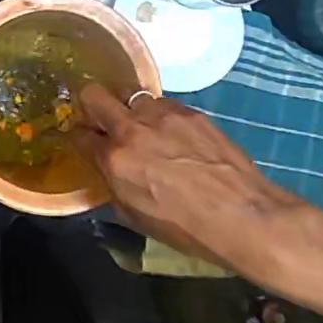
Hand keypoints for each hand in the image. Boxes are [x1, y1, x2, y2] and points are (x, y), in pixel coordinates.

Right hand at [77, 85, 306, 272]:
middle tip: (101, 118)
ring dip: (131, 110)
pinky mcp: (190, 112)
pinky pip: (163, 104)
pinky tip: (174, 134)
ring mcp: (161, 116)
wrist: (244, 217)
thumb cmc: (185, 227)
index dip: (79, 138)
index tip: (85, 142)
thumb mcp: (133, 214)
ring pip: (131, 95)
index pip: (78, 135)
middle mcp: (131, 129)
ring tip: (145, 127)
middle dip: (90, 104)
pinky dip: (161, 116)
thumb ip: (111, 183)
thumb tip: (107, 170)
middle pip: (92, 94)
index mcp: (113, 159)